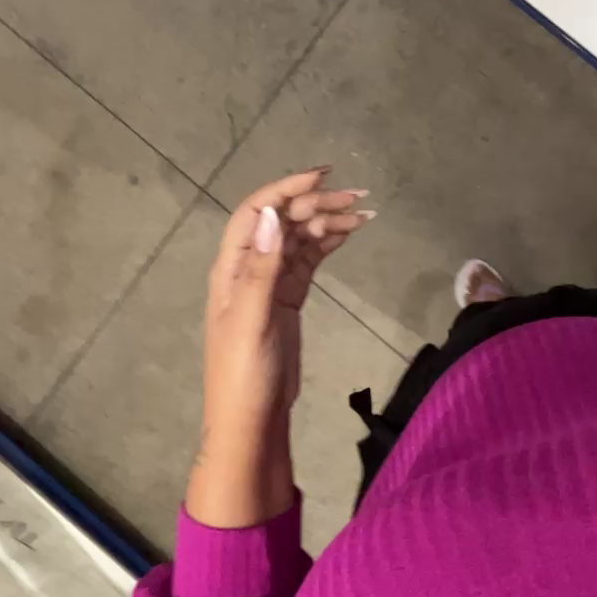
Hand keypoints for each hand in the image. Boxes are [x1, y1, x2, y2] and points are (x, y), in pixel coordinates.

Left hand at [189, 168, 372, 528]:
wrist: (252, 419)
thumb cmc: (243, 373)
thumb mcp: (250, 321)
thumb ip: (260, 268)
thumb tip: (270, 215)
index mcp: (231, 268)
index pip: (255, 213)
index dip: (286, 189)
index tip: (323, 176)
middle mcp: (249, 267)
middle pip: (282, 221)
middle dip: (317, 203)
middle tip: (358, 198)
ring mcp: (271, 283)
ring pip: (300, 238)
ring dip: (328, 221)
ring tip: (365, 214)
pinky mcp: (289, 298)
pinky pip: (310, 260)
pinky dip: (329, 244)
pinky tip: (351, 234)